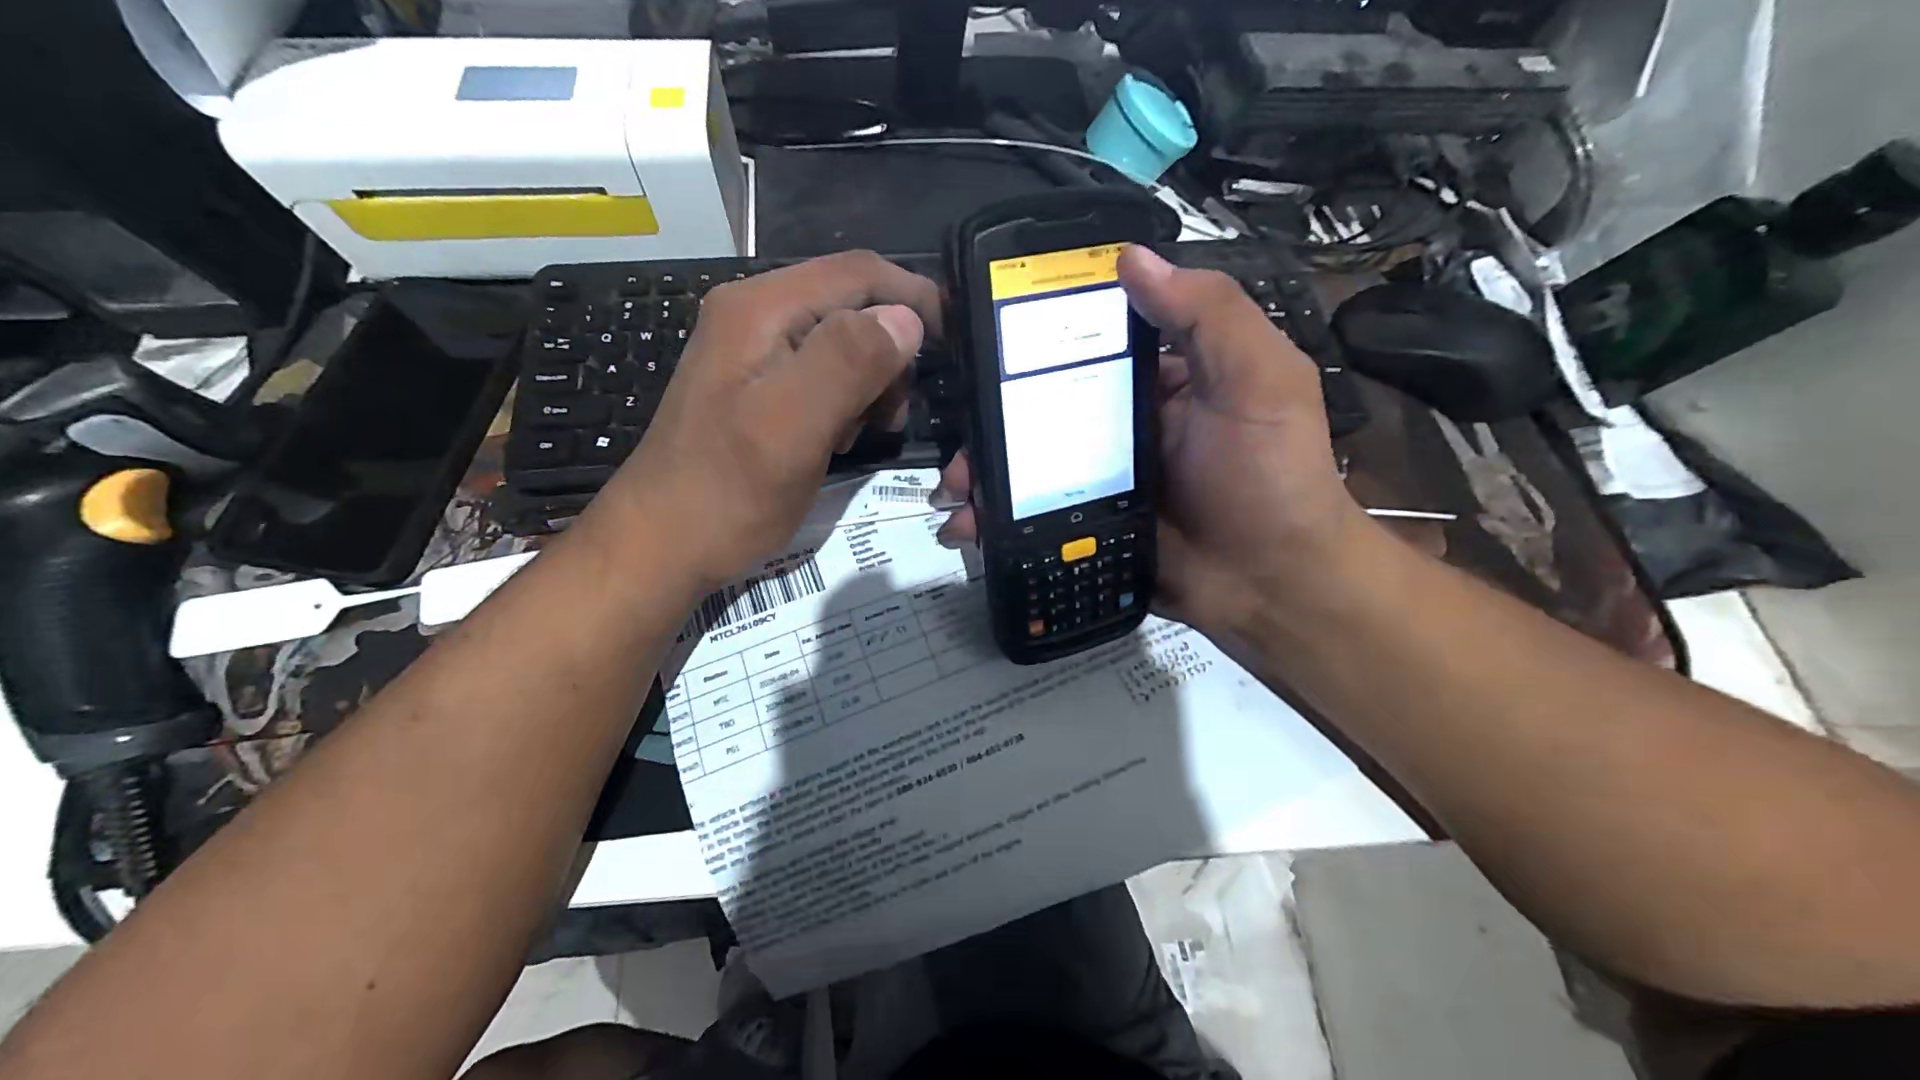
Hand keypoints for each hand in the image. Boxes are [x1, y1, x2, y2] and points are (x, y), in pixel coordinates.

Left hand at [590, 251, 940, 590]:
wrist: (663, 544)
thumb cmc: (726, 492)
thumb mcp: (791, 427)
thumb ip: (847, 363)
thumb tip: (905, 321)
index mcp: (760, 309)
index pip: (858, 272)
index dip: (913, 297)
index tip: (955, 342)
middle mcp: (755, 315)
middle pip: (851, 304)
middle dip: (891, 351)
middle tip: (898, 412)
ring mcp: (754, 352)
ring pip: (843, 342)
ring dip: (873, 380)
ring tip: (871, 431)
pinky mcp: (759, 387)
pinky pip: (823, 375)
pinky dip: (849, 400)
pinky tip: (842, 437)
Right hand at [932, 245, 1372, 635]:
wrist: (1270, 585)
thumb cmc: (1269, 474)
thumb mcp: (1258, 381)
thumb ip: (1207, 314)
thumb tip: (1130, 257)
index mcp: (1159, 377)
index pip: (1089, 340)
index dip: (1037, 332)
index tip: (980, 331)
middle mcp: (1123, 421)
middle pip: (1043, 403)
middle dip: (993, 413)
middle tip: (957, 424)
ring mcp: (1100, 476)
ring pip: (1028, 460)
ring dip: (985, 467)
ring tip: (954, 484)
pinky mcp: (1086, 523)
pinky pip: (1032, 512)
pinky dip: (997, 517)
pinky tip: (967, 523)